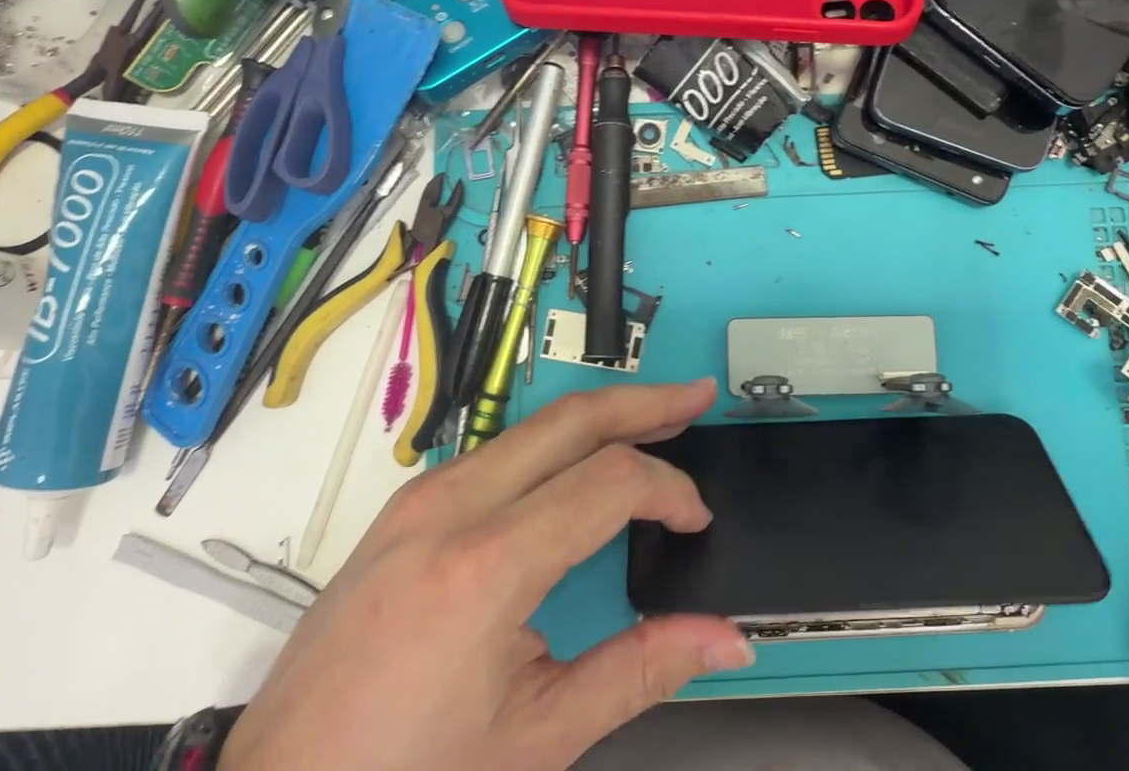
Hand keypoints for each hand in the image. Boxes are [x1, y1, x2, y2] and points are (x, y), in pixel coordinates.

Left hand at [221, 379, 753, 770]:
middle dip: (642, 400)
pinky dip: (551, 444)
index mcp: (486, 566)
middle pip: (567, 420)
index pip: (607, 481)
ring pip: (527, 428)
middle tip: (696, 395)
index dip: (669, 487)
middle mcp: (448, 510)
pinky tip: (576, 464)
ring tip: (651, 421)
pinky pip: (493, 453)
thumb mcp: (538, 733)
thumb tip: (726, 638)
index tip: (696, 521)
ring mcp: (417, 502)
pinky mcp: (402, 512)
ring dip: (596, 417)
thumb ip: (641, 670)